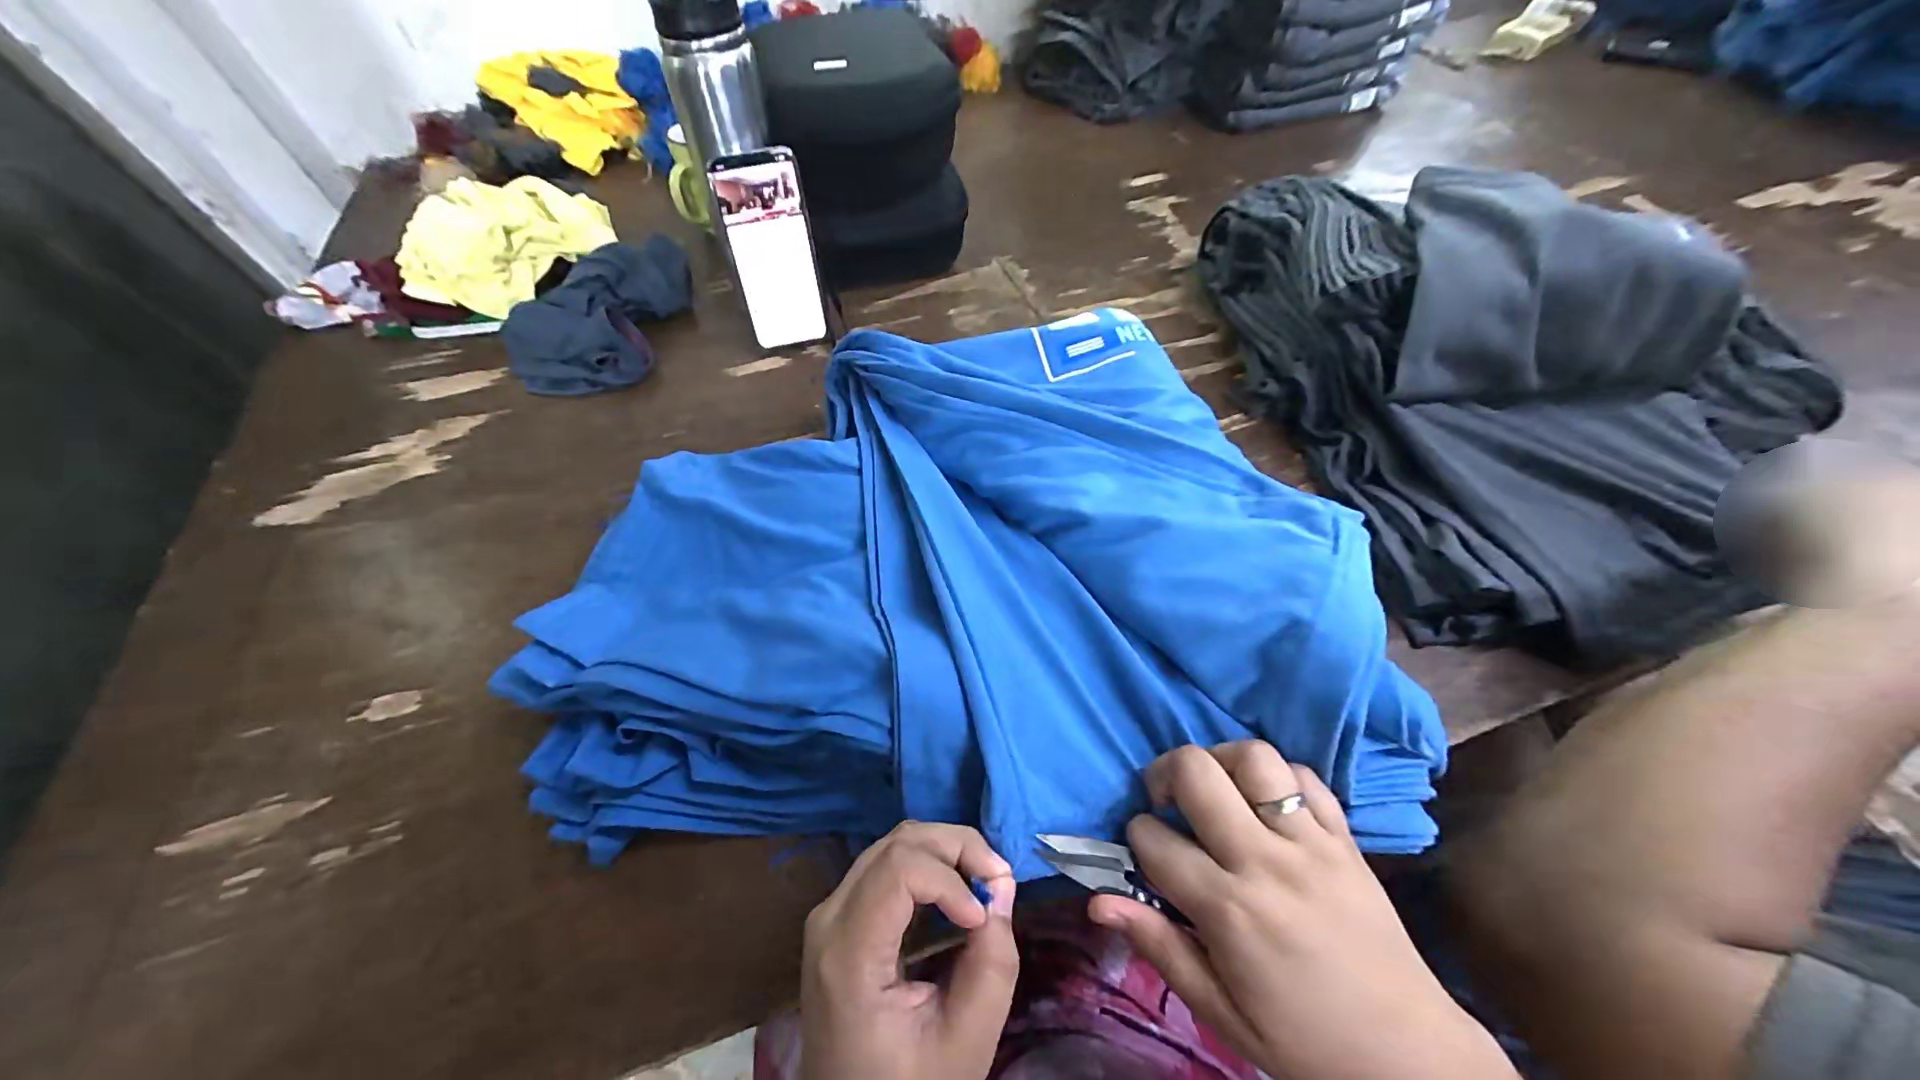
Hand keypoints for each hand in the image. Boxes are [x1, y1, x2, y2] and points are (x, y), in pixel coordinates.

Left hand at [800, 822, 1017, 1079]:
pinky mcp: (841, 915)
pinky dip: (929, 863)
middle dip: (957, 847)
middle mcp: (830, 917)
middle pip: (898, 843)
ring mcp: (830, 913)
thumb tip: (1001, 889)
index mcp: (849, 952)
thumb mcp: (966, 1041)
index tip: (983, 919)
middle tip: (999, 880)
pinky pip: (886, 864)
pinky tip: (957, 889)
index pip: (899, 868)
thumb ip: (992, 964)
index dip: (951, 878)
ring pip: (893, 844)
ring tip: (984, 881)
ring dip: (945, 851)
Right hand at [1088, 742, 1516, 1079]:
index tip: (1144, 854)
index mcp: (1228, 908)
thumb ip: (1158, 946)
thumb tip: (1097, 900)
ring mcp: (1312, 843)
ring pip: (1254, 758)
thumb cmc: (1302, 1039)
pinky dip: (1279, 777)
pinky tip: (1267, 802)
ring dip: (1221, 761)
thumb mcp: (1219, 1010)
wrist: (1410, 1056)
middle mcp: (1265, 861)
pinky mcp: (1347, 839)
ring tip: (1215, 788)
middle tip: (1164, 800)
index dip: (1135, 837)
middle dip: (1164, 773)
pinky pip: (1307, 778)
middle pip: (1196, 772)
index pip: (1154, 839)